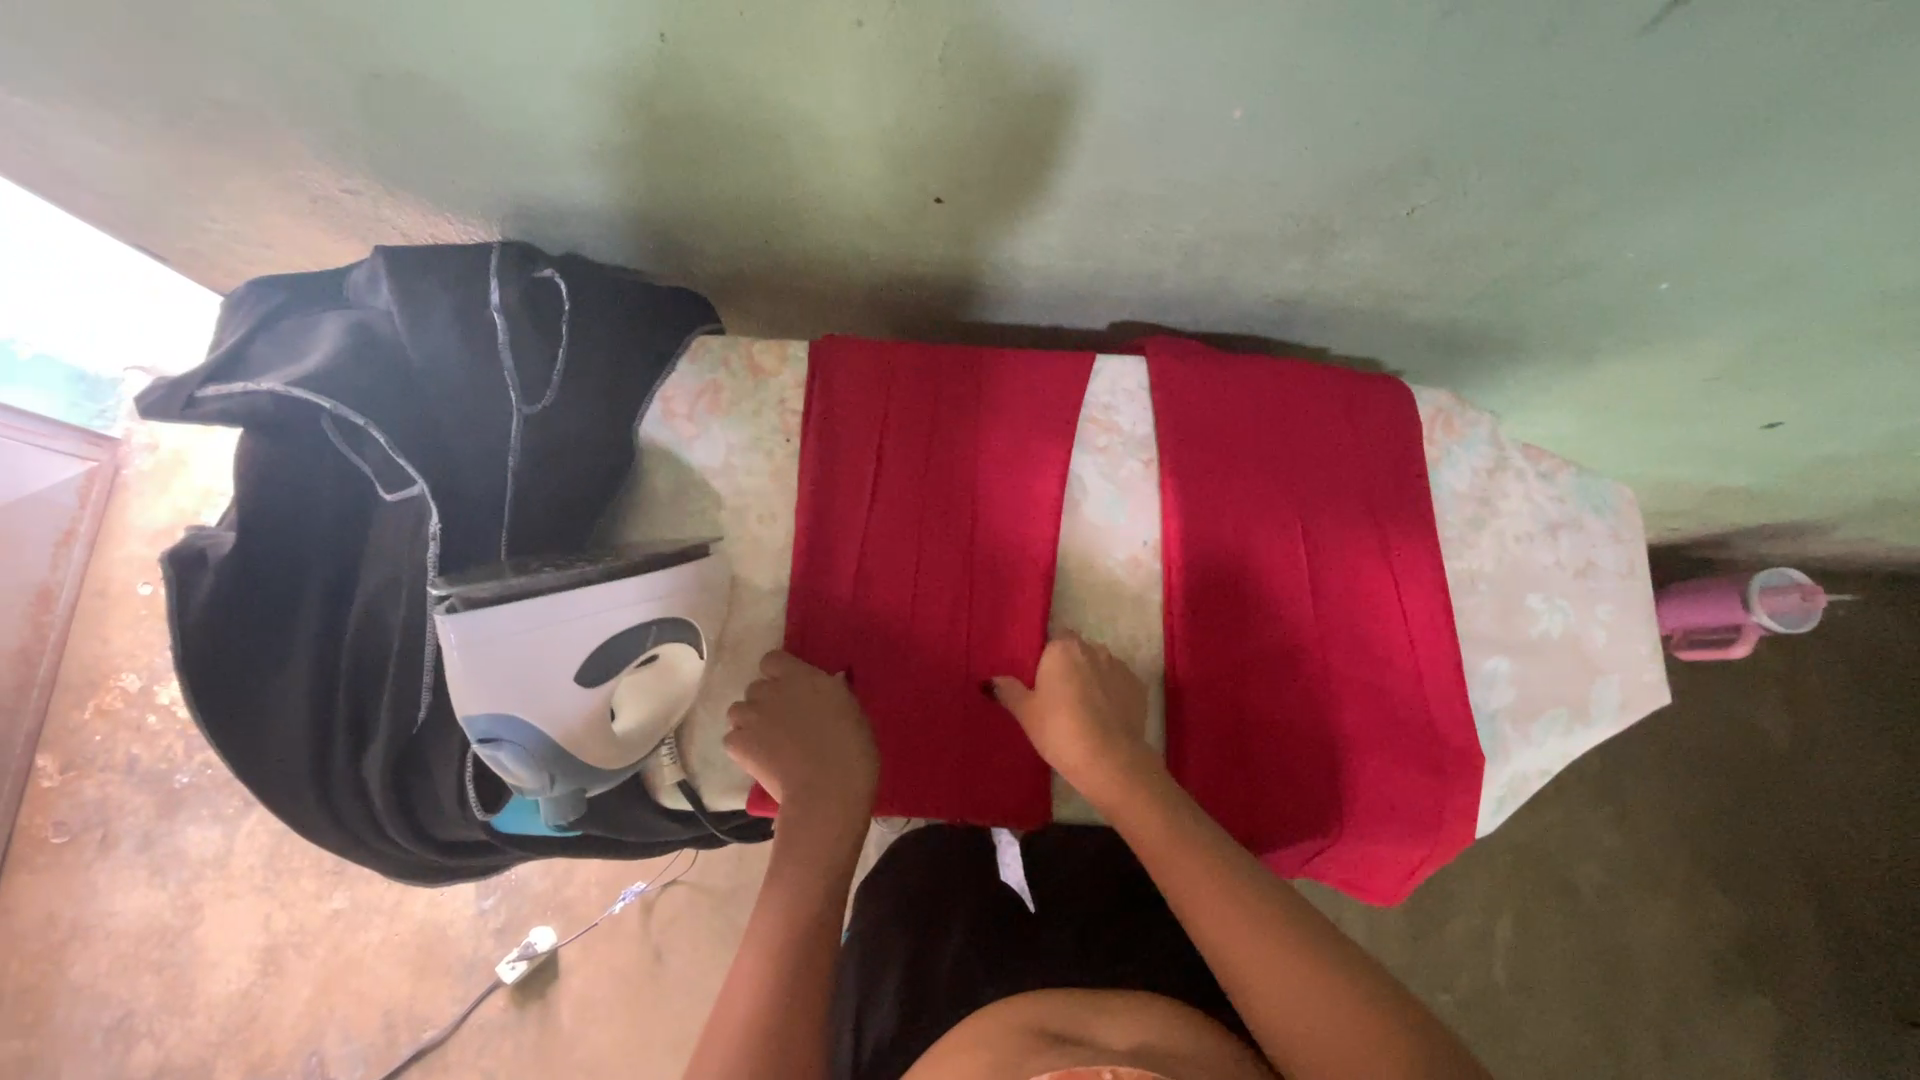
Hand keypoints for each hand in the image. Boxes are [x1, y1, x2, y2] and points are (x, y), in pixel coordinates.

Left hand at [725, 651, 878, 834]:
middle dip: (765, 702)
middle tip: (784, 723)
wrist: (827, 790)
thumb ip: (834, 694)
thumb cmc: (853, 750)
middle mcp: (772, 690)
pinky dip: (742, 748)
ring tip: (768, 744)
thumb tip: (829, 685)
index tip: (791, 690)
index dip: (777, 674)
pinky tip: (760, 761)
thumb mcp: (854, 712)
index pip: (773, 659)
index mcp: (803, 677)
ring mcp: (751, 716)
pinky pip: (732, 739)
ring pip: (738, 711)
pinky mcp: (738, 743)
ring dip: (750, 723)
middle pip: (756, 688)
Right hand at [989, 633, 1159, 801]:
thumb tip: (990, 680)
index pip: (1052, 638)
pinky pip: (1118, 683)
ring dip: (1091, 678)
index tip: (1039, 679)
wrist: (1110, 760)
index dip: (1046, 657)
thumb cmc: (1060, 730)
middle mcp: (1093, 649)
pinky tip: (1104, 716)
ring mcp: (1119, 666)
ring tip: (1083, 709)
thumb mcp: (1025, 713)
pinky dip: (1111, 693)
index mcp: (1063, 648)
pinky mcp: (1138, 687)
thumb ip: (1008, 691)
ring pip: (1099, 665)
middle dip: (1069, 666)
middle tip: (1057, 697)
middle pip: (1076, 651)